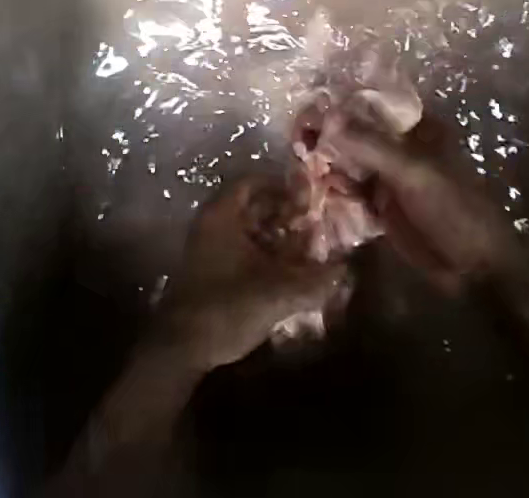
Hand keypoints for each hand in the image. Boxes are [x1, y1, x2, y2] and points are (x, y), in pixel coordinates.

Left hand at [149, 176, 348, 370]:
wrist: (182, 346)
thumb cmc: (226, 306)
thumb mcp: (276, 293)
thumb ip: (314, 281)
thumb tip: (347, 268)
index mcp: (222, 214)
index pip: (253, 182)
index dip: (281, 186)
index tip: (308, 198)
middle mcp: (213, 222)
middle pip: (252, 205)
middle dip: (283, 212)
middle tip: (312, 223)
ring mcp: (209, 245)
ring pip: (248, 228)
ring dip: (276, 234)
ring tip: (306, 247)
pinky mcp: (211, 266)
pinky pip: (242, 247)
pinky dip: (264, 252)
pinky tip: (287, 269)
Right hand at [318, 109, 525, 291]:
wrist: (477, 270)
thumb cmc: (454, 210)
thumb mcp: (412, 172)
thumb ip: (369, 145)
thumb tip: (325, 118)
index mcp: (414, 127)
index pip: (369, 103)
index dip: (337, 102)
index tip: (306, 109)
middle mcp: (397, 145)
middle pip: (352, 130)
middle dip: (324, 133)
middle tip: (297, 141)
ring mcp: (387, 174)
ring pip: (346, 158)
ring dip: (323, 161)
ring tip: (299, 165)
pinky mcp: (379, 202)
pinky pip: (347, 187)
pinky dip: (329, 187)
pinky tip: (311, 189)